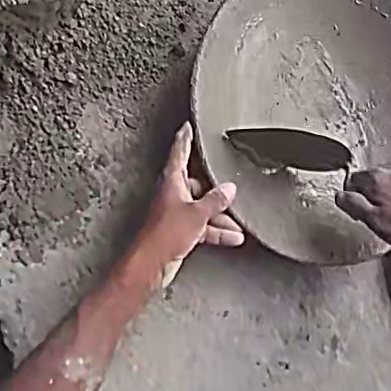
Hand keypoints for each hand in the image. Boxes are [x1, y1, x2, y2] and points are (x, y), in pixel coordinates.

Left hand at [131, 123, 242, 276]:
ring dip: (219, 216)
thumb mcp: (198, 214)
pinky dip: (216, 231)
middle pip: (197, 184)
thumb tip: (229, 189)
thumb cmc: (166, 234)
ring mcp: (176, 213)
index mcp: (172, 182)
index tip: (187, 126)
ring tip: (238, 224)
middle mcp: (173, 194)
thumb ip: (215, 200)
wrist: (151, 263)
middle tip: (231, 186)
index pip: (179, 152)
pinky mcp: (179, 231)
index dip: (184, 138)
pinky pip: (202, 226)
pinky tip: (232, 237)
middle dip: (215, 189)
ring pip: (202, 208)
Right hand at [335, 168, 390, 251]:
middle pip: (369, 181)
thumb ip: (352, 204)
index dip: (351, 197)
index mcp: (376, 178)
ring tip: (389, 218)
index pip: (352, 180)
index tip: (357, 210)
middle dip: (367, 196)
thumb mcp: (373, 220)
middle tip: (372, 216)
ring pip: (385, 185)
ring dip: (383, 198)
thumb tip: (340, 196)